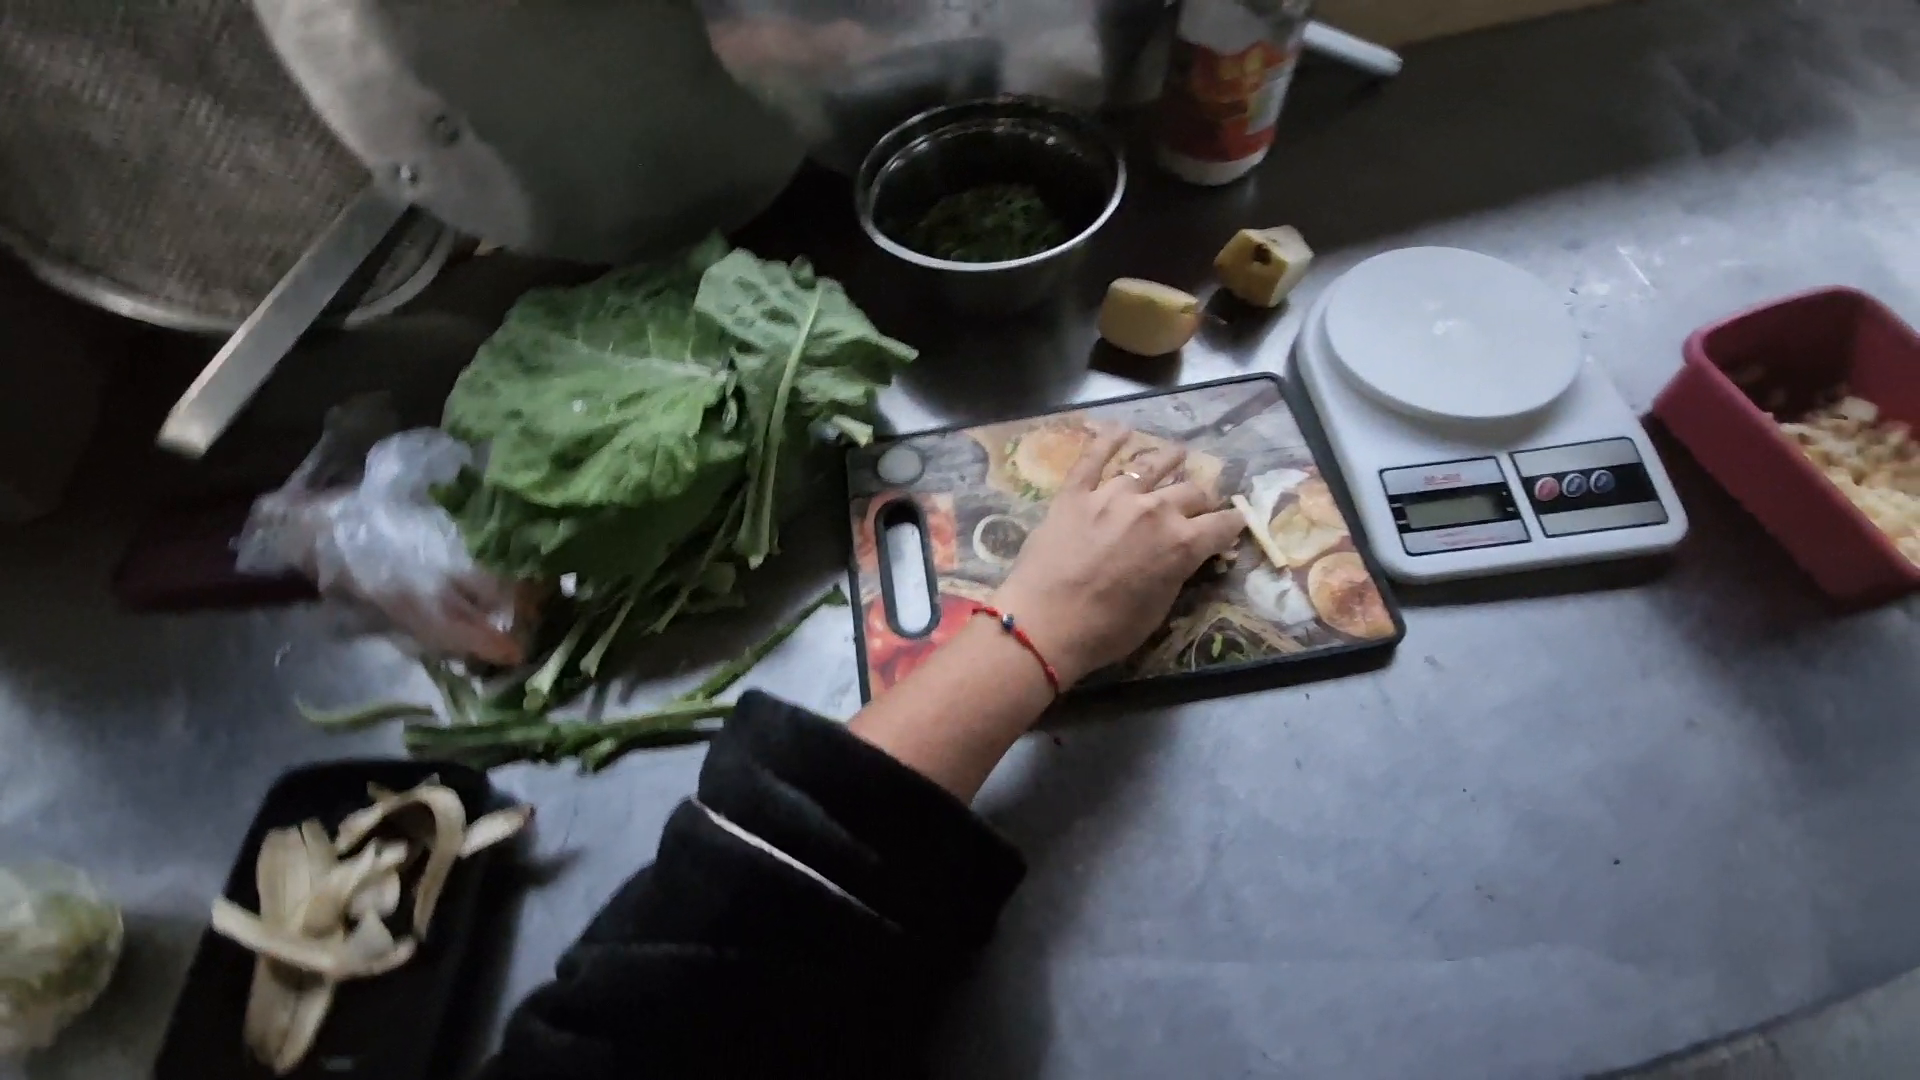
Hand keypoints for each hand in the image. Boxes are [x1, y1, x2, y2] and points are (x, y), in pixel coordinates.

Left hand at [992, 428, 1245, 685]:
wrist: (1045, 623)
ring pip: (1150, 466)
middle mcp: (1154, 510)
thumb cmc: (1106, 630)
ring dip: (1168, 457)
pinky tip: (1120, 429)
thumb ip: (1176, 573)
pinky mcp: (1075, 494)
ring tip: (1178, 451)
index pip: (1222, 524)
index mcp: (1182, 543)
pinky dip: (1108, 440)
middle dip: (1202, 496)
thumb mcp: (1158, 609)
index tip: (1234, 523)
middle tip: (1201, 500)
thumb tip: (1185, 558)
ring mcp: (1112, 496)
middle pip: (1190, 491)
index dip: (1232, 524)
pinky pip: (1093, 459)